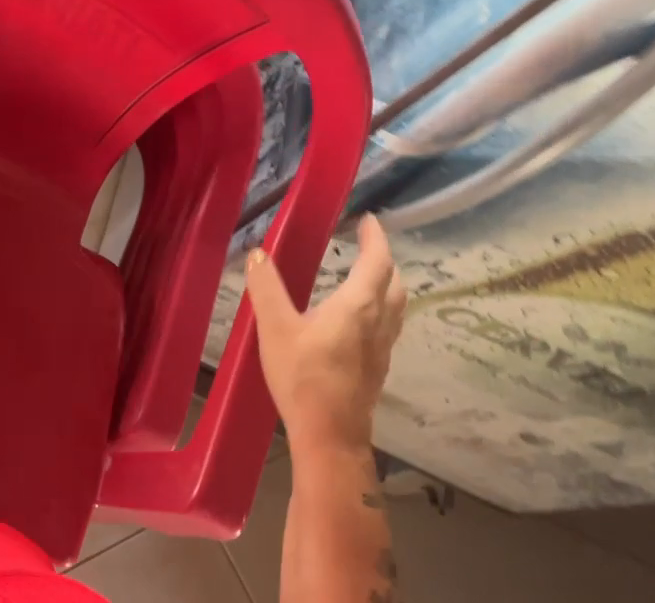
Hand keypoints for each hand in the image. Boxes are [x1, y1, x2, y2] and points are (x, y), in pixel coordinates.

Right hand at [245, 215, 405, 452]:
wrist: (329, 434)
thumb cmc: (303, 376)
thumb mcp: (275, 327)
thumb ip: (266, 287)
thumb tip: (258, 254)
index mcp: (357, 306)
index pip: (377, 262)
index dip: (376, 238)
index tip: (370, 220)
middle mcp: (378, 323)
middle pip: (395, 283)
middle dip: (384, 259)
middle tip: (365, 244)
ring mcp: (382, 347)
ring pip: (396, 305)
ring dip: (386, 283)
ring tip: (365, 274)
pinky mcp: (377, 366)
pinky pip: (387, 323)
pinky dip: (379, 306)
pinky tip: (357, 316)